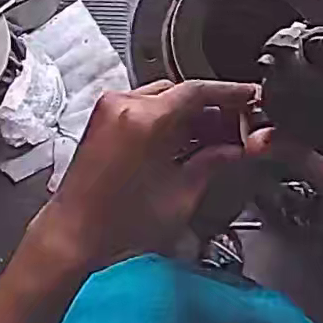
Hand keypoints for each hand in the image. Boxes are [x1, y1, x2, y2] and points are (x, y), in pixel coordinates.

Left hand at [22, 80, 254, 274]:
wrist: (73, 232)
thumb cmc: (117, 223)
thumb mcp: (180, 196)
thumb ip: (211, 163)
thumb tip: (234, 148)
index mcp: (145, 120)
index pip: (197, 91)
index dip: (230, 92)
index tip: (249, 97)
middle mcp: (124, 104)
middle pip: (180, 91)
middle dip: (211, 108)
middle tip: (237, 126)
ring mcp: (110, 107)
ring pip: (162, 96)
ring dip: (189, 112)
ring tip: (213, 137)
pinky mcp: (103, 116)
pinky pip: (144, 104)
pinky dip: (166, 116)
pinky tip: (184, 138)